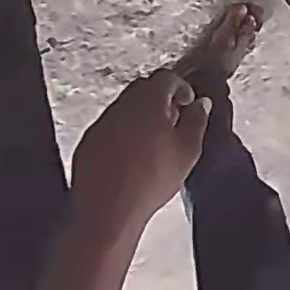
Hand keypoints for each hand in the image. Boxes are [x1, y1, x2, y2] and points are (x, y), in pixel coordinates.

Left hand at [70, 69, 209, 225]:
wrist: (108, 211)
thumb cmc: (151, 180)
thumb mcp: (188, 150)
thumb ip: (197, 120)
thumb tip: (201, 104)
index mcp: (148, 102)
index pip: (166, 78)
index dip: (181, 87)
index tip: (188, 102)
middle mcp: (121, 107)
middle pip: (143, 89)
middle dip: (161, 99)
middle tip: (174, 119)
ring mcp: (101, 124)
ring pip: (125, 107)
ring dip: (141, 115)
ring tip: (155, 140)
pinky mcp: (88, 142)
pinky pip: (110, 127)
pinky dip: (124, 132)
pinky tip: (133, 155)